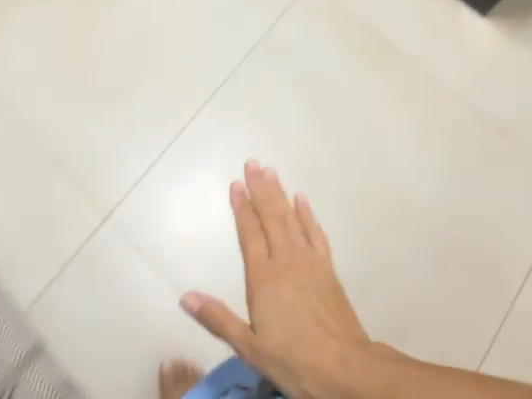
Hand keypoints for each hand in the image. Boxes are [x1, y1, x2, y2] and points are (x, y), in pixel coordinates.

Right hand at [181, 161, 382, 398]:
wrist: (346, 369)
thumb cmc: (293, 359)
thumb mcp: (249, 346)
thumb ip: (218, 318)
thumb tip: (185, 296)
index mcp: (263, 278)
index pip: (249, 234)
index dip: (241, 208)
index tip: (235, 183)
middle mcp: (285, 261)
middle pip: (271, 217)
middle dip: (260, 189)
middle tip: (252, 163)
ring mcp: (309, 262)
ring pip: (291, 219)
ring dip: (280, 194)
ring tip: (271, 171)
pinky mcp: (328, 269)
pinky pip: (315, 234)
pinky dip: (308, 215)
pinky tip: (302, 200)